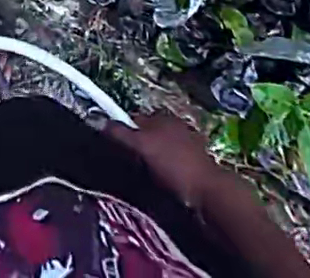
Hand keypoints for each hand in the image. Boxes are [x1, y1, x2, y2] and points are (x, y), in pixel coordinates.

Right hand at [102, 112, 226, 205]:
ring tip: (148, 176)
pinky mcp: (200, 163)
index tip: (118, 149)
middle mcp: (176, 124)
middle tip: (132, 163)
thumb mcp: (141, 146)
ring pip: (162, 147)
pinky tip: (166, 182)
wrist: (213, 194)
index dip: (123, 131)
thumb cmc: (174, 165)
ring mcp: (190, 143)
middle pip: (149, 132)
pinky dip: (169, 169)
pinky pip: (176, 162)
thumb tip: (96, 118)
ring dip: (155, 158)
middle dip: (140, 144)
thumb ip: (119, 132)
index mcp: (162, 116)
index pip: (134, 118)